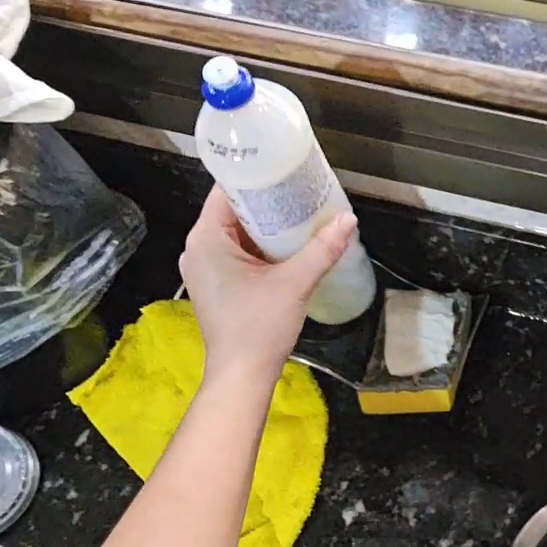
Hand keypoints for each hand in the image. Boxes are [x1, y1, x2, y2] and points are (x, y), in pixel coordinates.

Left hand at [178, 186, 356, 383]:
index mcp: (206, 238)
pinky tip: (289, 247)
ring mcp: (205, 268)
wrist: (242, 375)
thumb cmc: (259, 328)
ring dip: (268, 227)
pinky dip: (262, 248)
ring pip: (238, 234)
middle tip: (302, 193)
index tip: (286, 171)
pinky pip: (238, 253)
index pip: (229, 191)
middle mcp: (198, 248)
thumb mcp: (294, 284)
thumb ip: (322, 249)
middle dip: (269, 203)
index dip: (258, 178)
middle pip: (235, 211)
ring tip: (301, 216)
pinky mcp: (216, 285)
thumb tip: (348, 219)